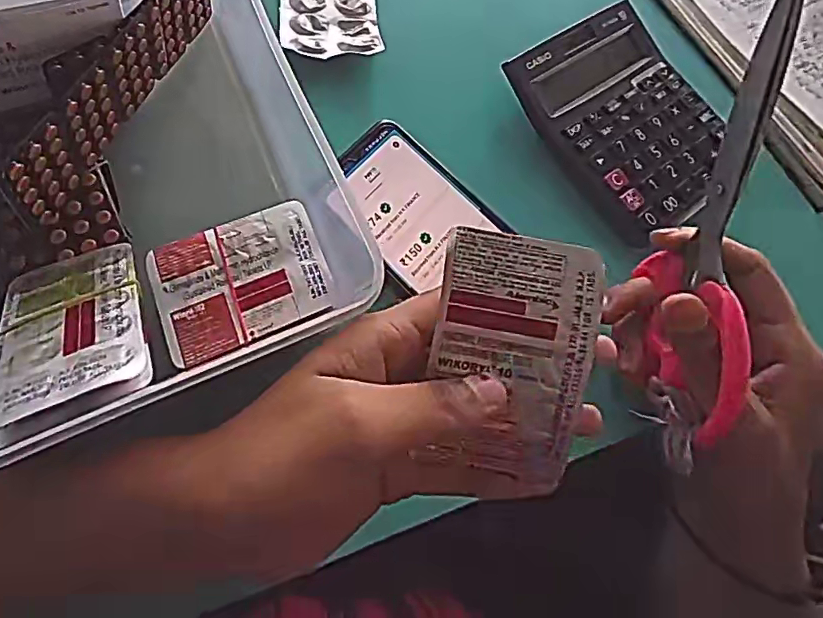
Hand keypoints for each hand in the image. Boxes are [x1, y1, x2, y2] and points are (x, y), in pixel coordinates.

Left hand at [187, 289, 602, 579]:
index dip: (508, 306)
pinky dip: (496, 467)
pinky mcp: (399, 467)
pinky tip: (541, 473)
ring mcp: (401, 421)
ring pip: (474, 414)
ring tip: (587, 422)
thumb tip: (501, 389)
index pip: (454, 309)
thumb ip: (431, 407)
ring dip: (525, 419)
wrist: (226, 517)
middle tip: (596, 371)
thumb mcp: (358, 422)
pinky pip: (457, 462)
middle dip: (532, 366)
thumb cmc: (284, 453)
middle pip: (475, 362)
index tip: (562, 309)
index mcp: (383, 342)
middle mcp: (398, 373)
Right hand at [604, 228, 822, 595]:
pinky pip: (655, 336)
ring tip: (626, 356)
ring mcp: (716, 353)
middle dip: (655, 292)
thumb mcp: (731, 418)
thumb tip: (680, 296)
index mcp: (782, 345)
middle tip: (620, 308)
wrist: (728, 534)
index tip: (659, 243)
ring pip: (669, 308)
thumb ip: (704, 355)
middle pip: (697, 286)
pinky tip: (632, 372)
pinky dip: (636, 346)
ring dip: (639, 323)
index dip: (707, 248)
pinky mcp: (689, 368)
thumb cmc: (749, 482)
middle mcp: (750, 340)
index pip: (749, 272)